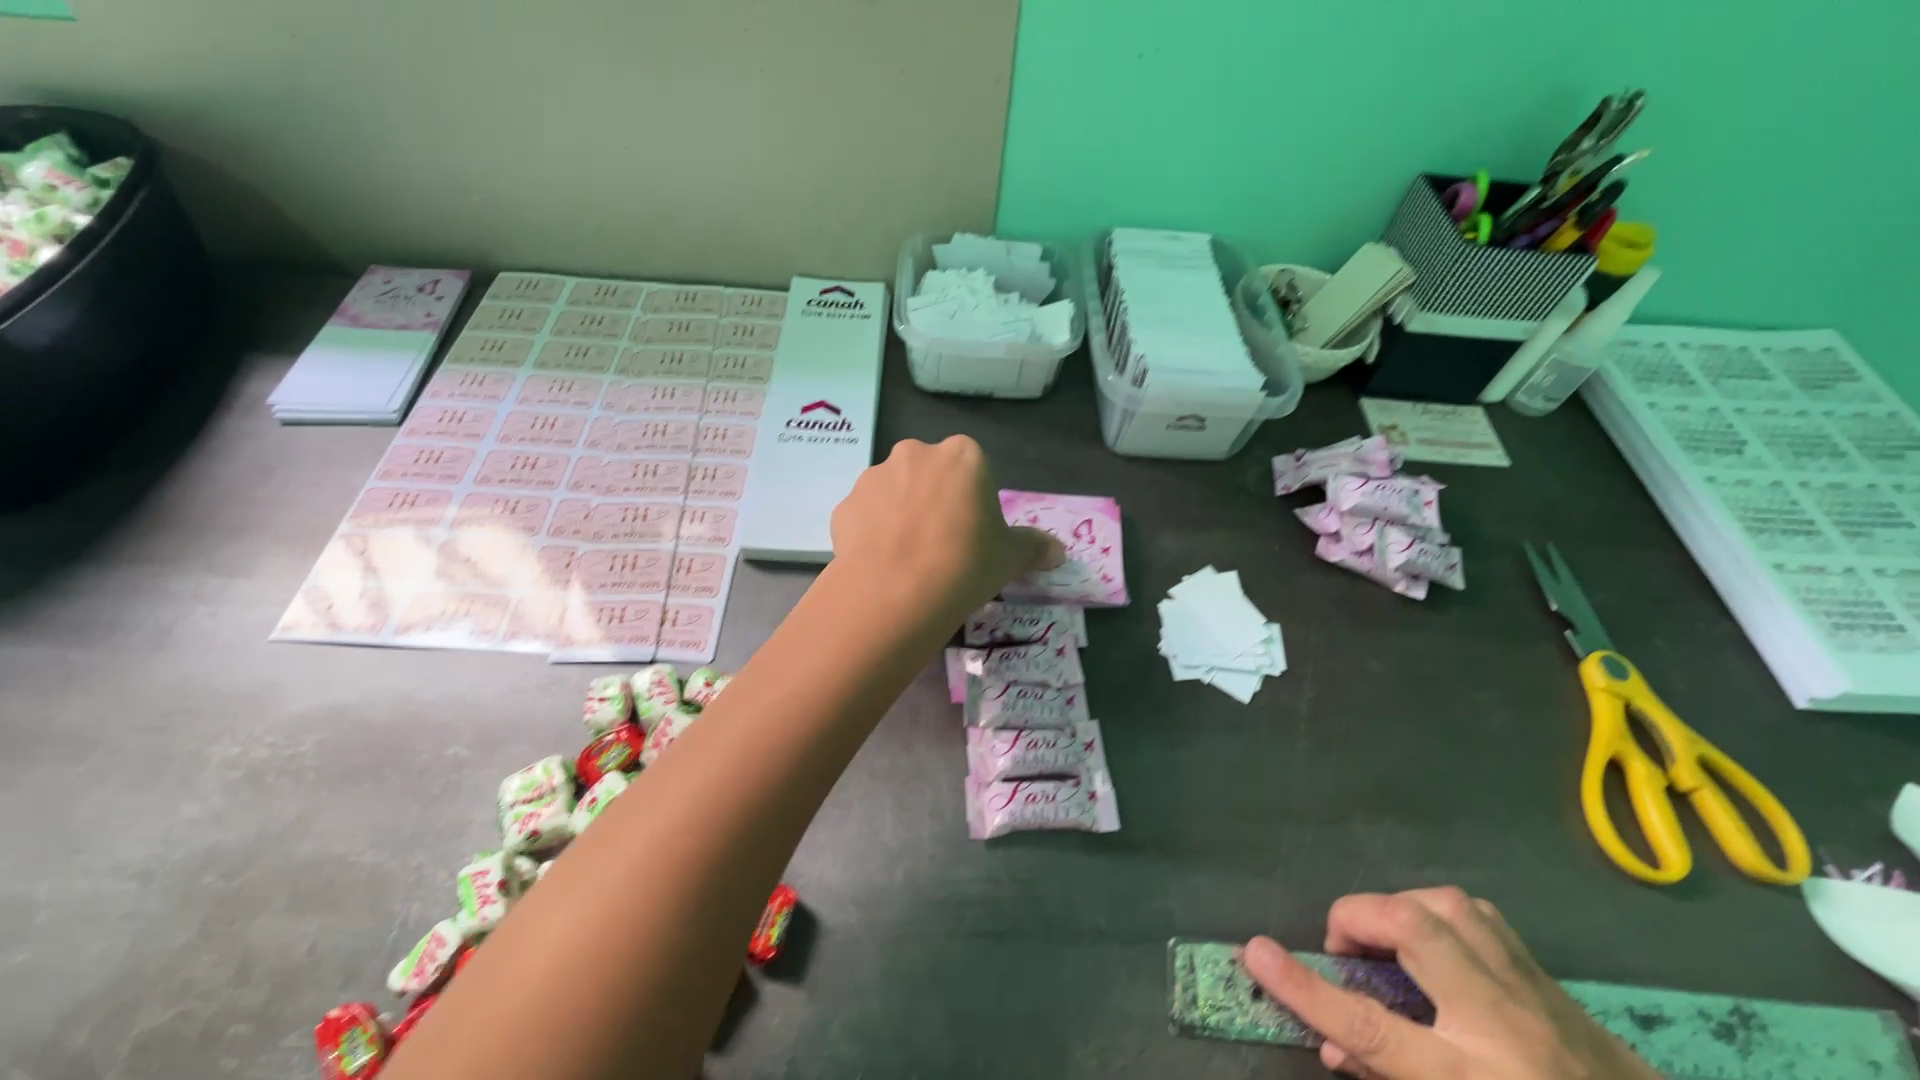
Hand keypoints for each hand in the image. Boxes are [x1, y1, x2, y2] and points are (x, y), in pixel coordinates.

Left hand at [831, 436, 1062, 619]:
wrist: (897, 591)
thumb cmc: (966, 564)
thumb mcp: (1010, 557)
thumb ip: (1033, 546)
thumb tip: (1058, 551)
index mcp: (962, 456)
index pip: (971, 469)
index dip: (972, 501)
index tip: (972, 533)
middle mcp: (915, 454)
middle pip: (928, 474)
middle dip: (933, 500)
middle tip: (940, 545)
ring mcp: (873, 477)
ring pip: (892, 493)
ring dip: (899, 515)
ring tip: (907, 560)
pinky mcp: (844, 506)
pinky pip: (863, 518)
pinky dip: (871, 535)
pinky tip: (881, 566)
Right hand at [1244, 888, 1660, 1079]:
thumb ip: (1389, 1079)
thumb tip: (1334, 1045)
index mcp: (1475, 1079)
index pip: (1370, 1027)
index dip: (1304, 989)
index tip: (1255, 952)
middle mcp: (1507, 1027)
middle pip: (1417, 930)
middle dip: (1359, 918)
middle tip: (1341, 946)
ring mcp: (1538, 998)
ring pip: (1455, 909)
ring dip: (1401, 910)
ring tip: (1384, 940)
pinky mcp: (1559, 987)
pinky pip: (1488, 921)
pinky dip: (1445, 918)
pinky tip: (1437, 944)